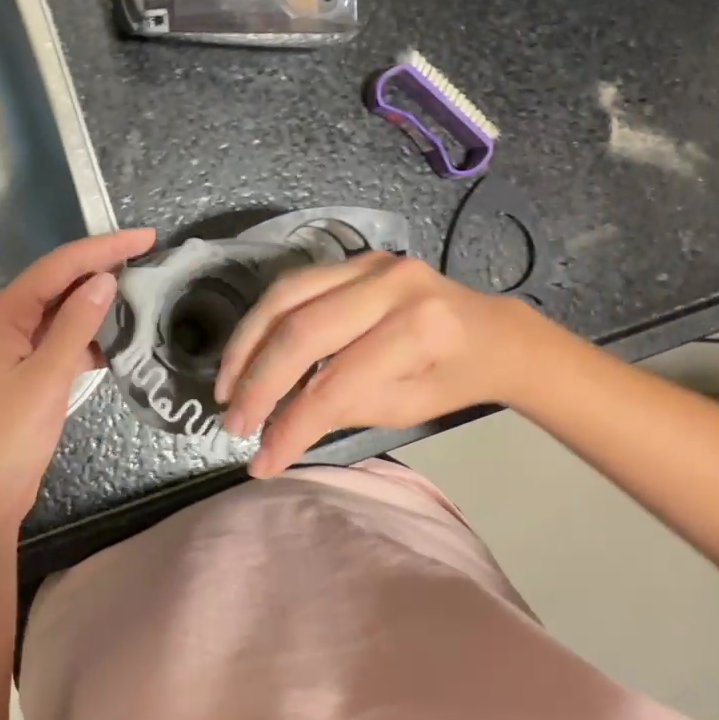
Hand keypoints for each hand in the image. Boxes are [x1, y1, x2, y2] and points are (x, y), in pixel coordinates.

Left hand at [0, 227, 157, 523]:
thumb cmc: (8, 436)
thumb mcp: (46, 377)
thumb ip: (76, 326)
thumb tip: (105, 279)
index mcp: (3, 315)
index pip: (58, 266)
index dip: (103, 247)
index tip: (146, 237)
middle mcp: (6, 323)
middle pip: (58, 282)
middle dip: (101, 267)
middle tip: (148, 259)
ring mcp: (15, 349)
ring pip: (62, 311)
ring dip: (97, 302)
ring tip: (141, 293)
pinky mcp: (27, 373)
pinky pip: (62, 340)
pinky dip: (89, 336)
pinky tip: (118, 341)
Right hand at [213, 251, 573, 477]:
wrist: (492, 332)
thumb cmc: (453, 378)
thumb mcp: (405, 407)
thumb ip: (340, 410)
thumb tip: (275, 433)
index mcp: (418, 331)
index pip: (337, 383)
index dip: (292, 424)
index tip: (262, 460)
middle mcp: (391, 285)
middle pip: (302, 332)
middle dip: (258, 382)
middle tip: (232, 421)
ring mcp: (368, 263)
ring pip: (284, 297)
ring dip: (246, 344)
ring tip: (226, 385)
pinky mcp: (351, 259)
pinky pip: (292, 285)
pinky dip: (262, 321)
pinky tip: (248, 352)